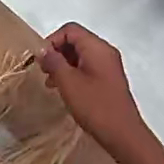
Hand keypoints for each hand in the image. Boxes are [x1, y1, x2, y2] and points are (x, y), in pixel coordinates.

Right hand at [38, 22, 155, 157]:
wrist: (122, 134)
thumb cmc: (95, 106)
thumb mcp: (68, 83)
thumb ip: (54, 62)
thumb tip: (42, 50)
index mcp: (97, 48)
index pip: (70, 30)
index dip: (52, 41)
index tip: (41, 60)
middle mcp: (105, 52)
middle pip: (76, 40)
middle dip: (57, 53)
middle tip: (43, 71)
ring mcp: (109, 66)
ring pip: (80, 55)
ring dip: (63, 64)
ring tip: (51, 82)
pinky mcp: (109, 80)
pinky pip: (87, 68)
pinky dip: (73, 73)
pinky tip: (64, 89)